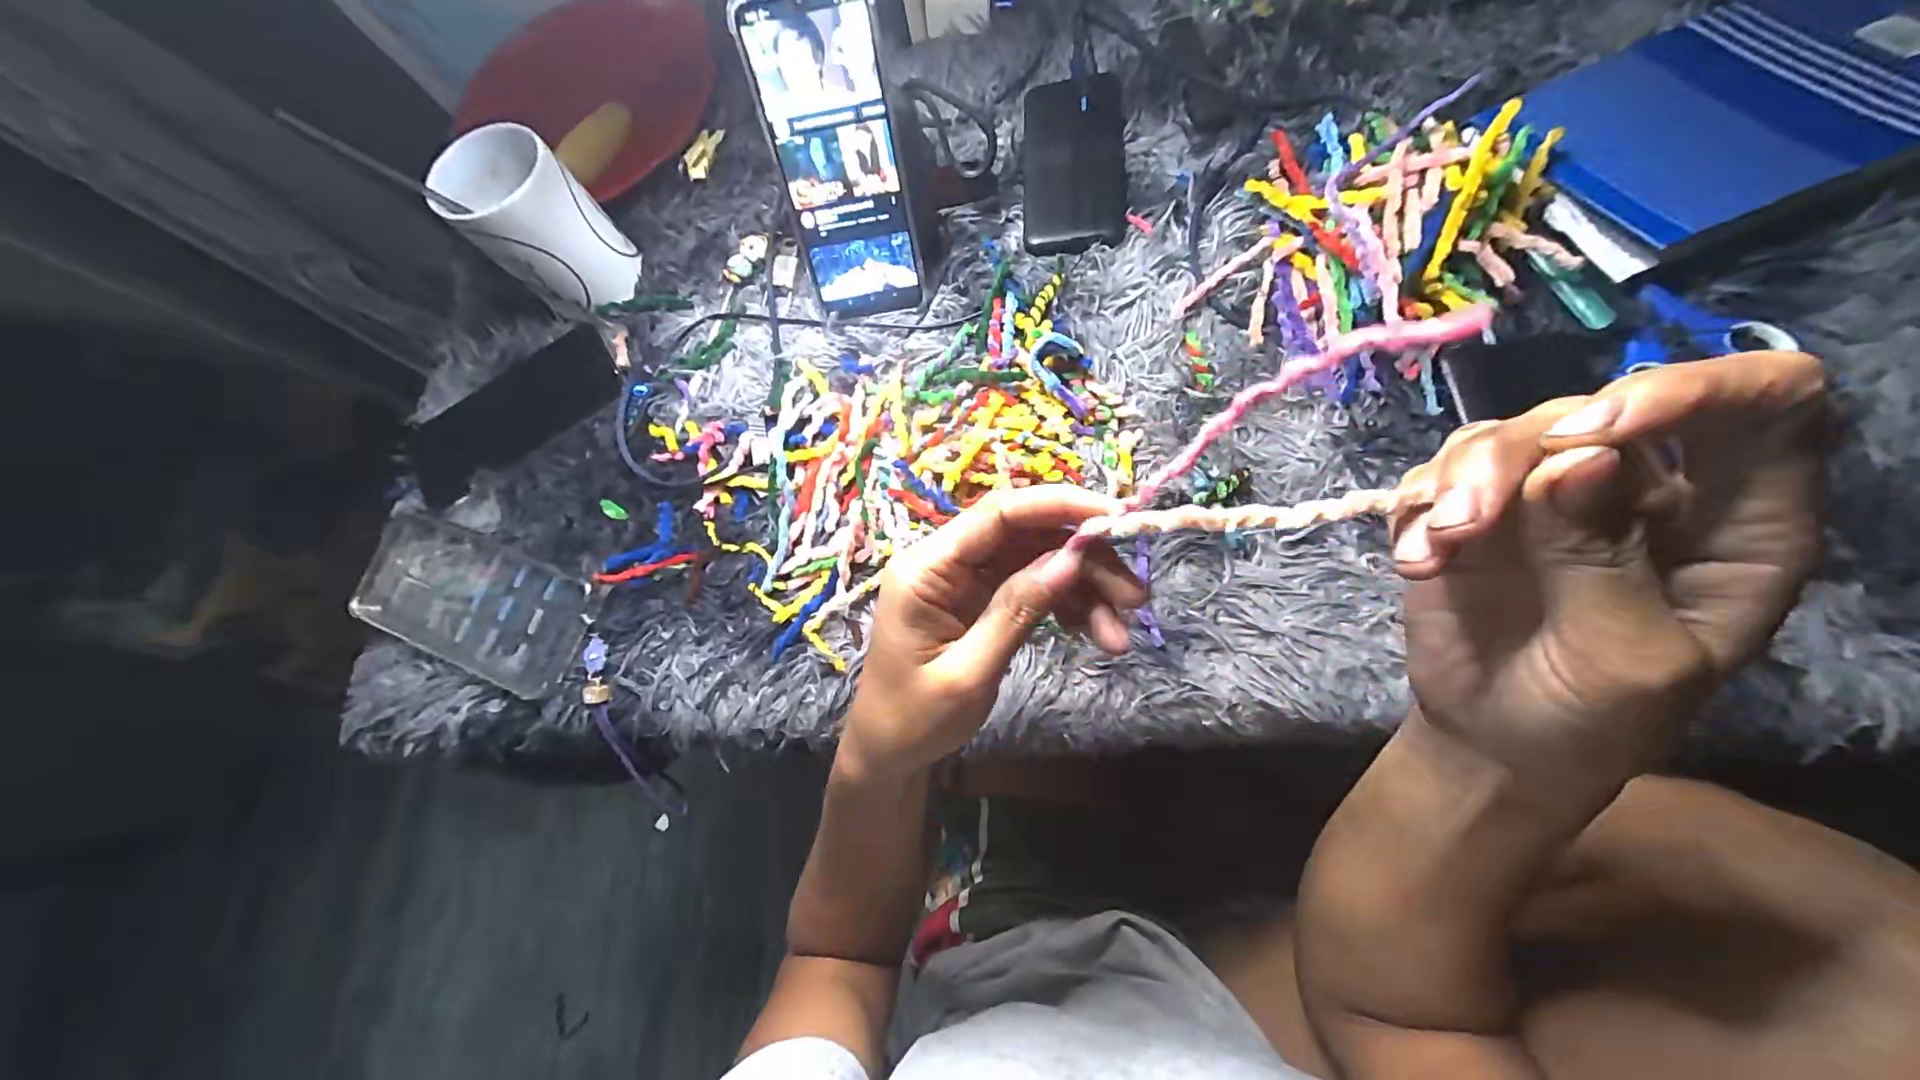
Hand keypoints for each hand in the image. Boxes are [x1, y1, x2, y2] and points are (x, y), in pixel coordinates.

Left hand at [843, 486, 1147, 775]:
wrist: (888, 751)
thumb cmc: (915, 717)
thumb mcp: (969, 672)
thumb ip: (1015, 611)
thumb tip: (1070, 560)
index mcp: (926, 568)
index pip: (997, 514)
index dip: (1058, 506)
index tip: (1115, 519)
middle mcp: (946, 562)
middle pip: (1027, 536)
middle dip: (1085, 560)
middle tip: (1135, 597)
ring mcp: (965, 580)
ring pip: (1038, 562)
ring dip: (1085, 590)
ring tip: (1119, 635)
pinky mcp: (981, 599)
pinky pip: (1033, 587)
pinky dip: (1068, 606)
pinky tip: (1094, 633)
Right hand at [1390, 352, 1825, 788]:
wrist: (1491, 741)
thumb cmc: (1592, 719)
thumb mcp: (1624, 655)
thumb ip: (1603, 558)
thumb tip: (1574, 460)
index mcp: (1729, 521)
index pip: (1763, 403)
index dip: (1693, 391)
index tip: (1590, 437)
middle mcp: (1635, 490)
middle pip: (1586, 413)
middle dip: (1512, 458)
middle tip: (1463, 523)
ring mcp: (1542, 500)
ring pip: (1500, 436)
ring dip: (1453, 482)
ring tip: (1428, 554)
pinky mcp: (1466, 515)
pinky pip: (1435, 476)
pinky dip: (1415, 509)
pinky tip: (1413, 564)